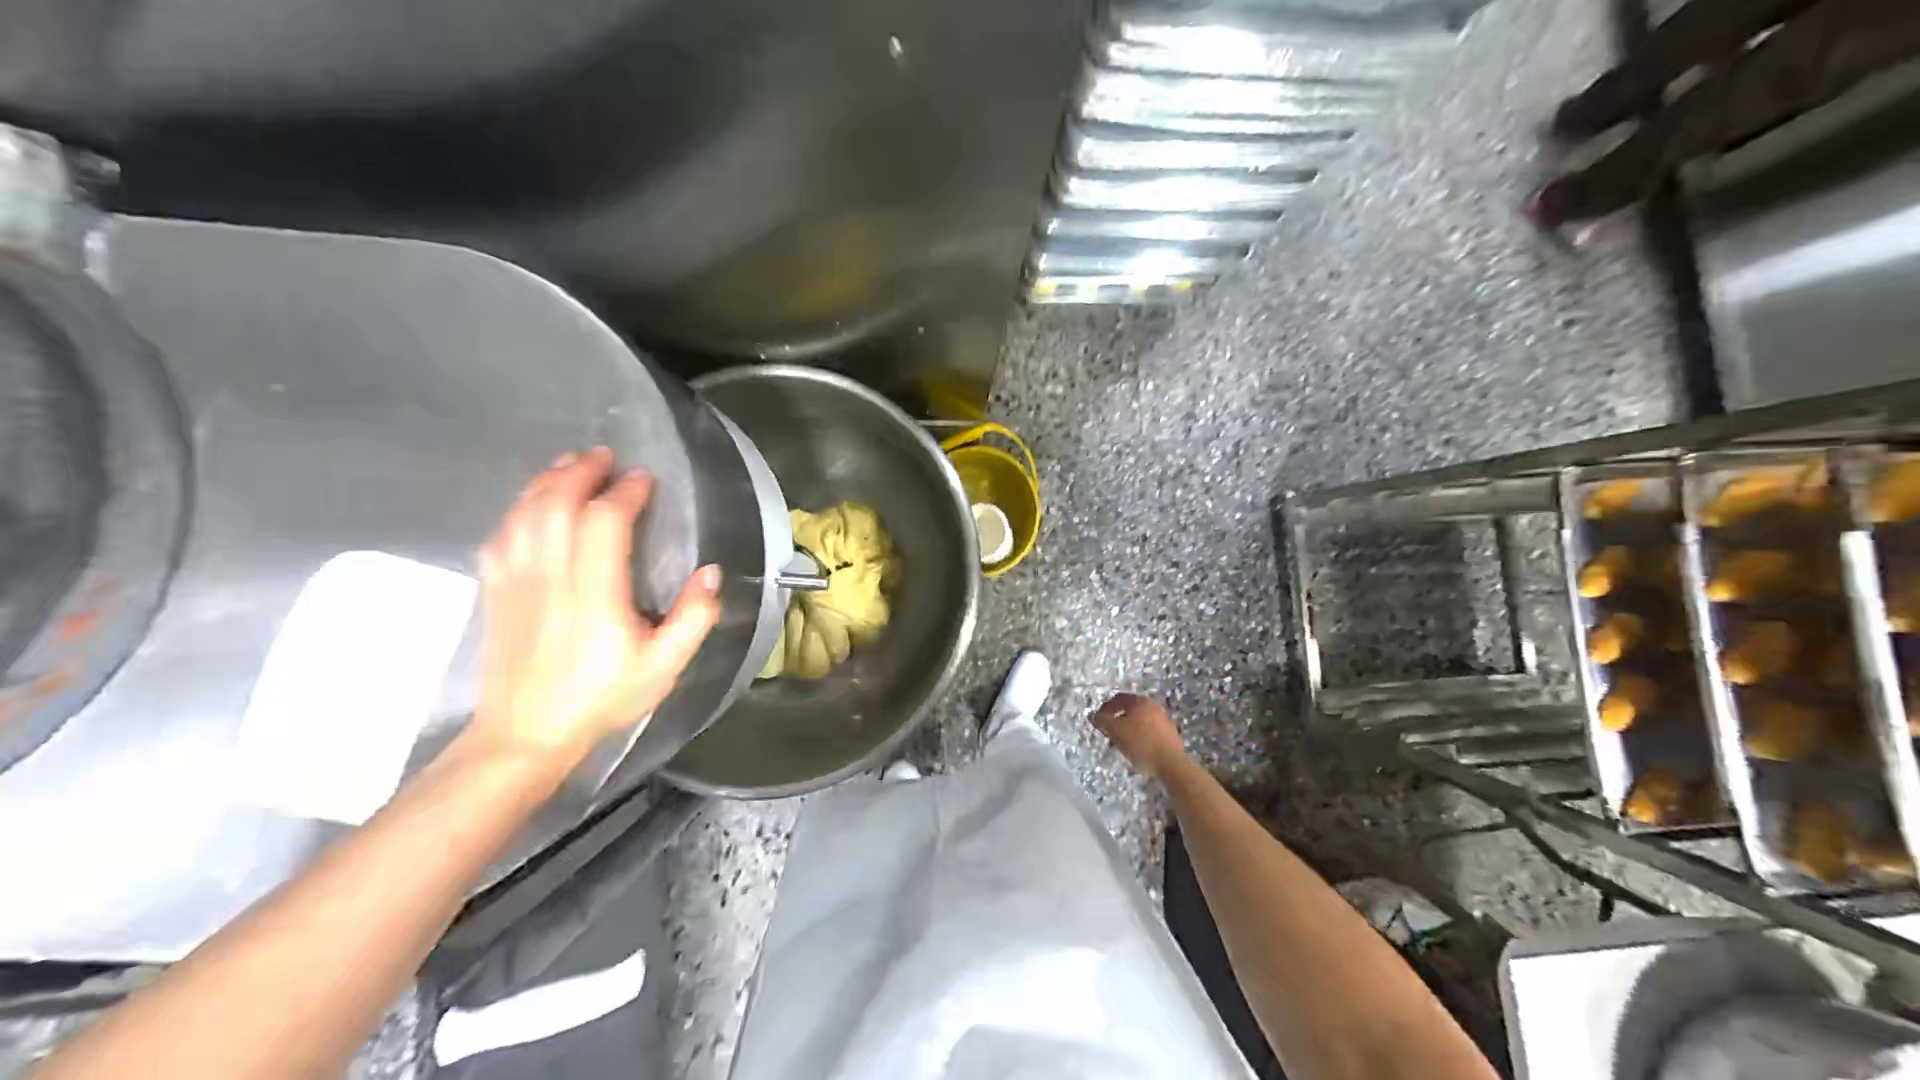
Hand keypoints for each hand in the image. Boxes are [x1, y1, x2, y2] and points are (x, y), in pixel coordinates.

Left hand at [474, 447, 721, 762]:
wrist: (525, 734)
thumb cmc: (601, 699)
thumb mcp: (664, 667)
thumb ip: (693, 618)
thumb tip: (710, 572)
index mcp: (595, 593)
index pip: (605, 523)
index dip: (625, 493)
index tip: (644, 480)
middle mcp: (551, 577)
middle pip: (557, 504)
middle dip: (581, 472)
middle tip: (605, 456)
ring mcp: (516, 582)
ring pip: (525, 513)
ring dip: (547, 481)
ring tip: (569, 464)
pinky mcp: (495, 592)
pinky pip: (501, 536)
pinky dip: (518, 510)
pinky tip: (531, 505)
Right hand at [1092, 693, 1187, 778]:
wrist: (1171, 763)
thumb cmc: (1140, 743)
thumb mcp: (1116, 731)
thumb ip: (1103, 721)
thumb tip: (1094, 715)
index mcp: (1140, 701)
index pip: (1118, 699)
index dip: (1106, 708)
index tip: (1099, 720)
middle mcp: (1154, 707)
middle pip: (1130, 710)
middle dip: (1118, 720)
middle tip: (1109, 732)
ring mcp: (1164, 721)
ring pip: (1140, 722)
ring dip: (1129, 730)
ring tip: (1121, 743)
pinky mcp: (1171, 735)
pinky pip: (1150, 732)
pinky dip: (1141, 737)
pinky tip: (1137, 749)